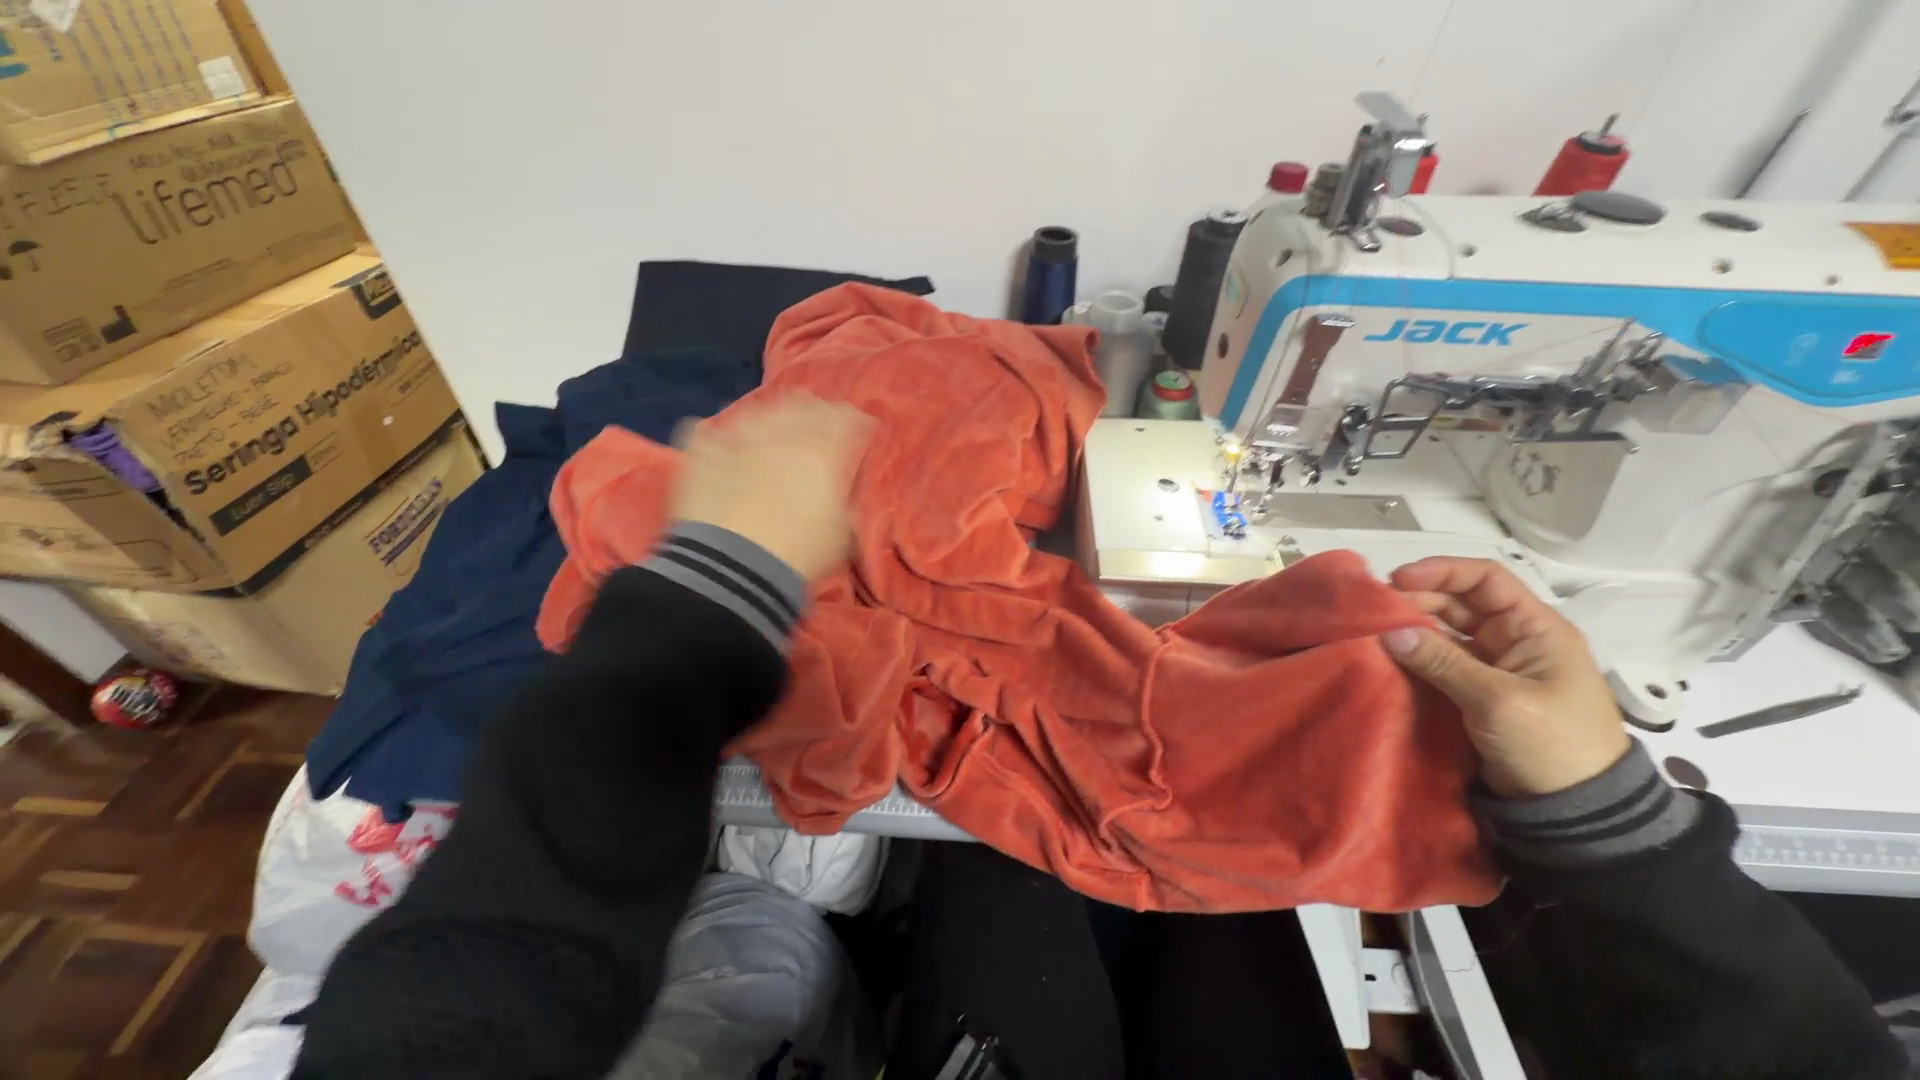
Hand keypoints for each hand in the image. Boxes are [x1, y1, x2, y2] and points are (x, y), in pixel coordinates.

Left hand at [671, 394, 873, 581]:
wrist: (733, 566)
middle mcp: (782, 435)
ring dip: (770, 417)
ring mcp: (739, 440)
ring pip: (759, 412)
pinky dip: (720, 437)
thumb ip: (845, 506)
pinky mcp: (702, 454)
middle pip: (804, 407)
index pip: (847, 419)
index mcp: (823, 452)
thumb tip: (845, 497)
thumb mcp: (842, 535)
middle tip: (819, 424)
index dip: (857, 421)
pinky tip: (722, 444)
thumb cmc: (798, 553)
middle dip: (815, 412)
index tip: (863, 430)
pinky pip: (709, 433)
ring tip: (771, 430)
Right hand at [1381, 557, 1630, 797]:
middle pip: (1460, 603)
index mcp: (1535, 628)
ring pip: (1447, 632)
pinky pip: (1443, 662)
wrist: (1578, 810)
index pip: (1485, 579)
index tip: (1397, 581)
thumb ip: (1443, 662)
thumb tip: (1389, 632)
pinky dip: (1417, 657)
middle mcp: (1515, 639)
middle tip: (1375, 613)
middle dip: (1417, 601)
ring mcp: (1497, 666)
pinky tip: (1389, 659)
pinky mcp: (1480, 692)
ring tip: (1375, 635)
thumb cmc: (1551, 745)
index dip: (1441, 572)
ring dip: (1413, 630)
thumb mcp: (1497, 701)